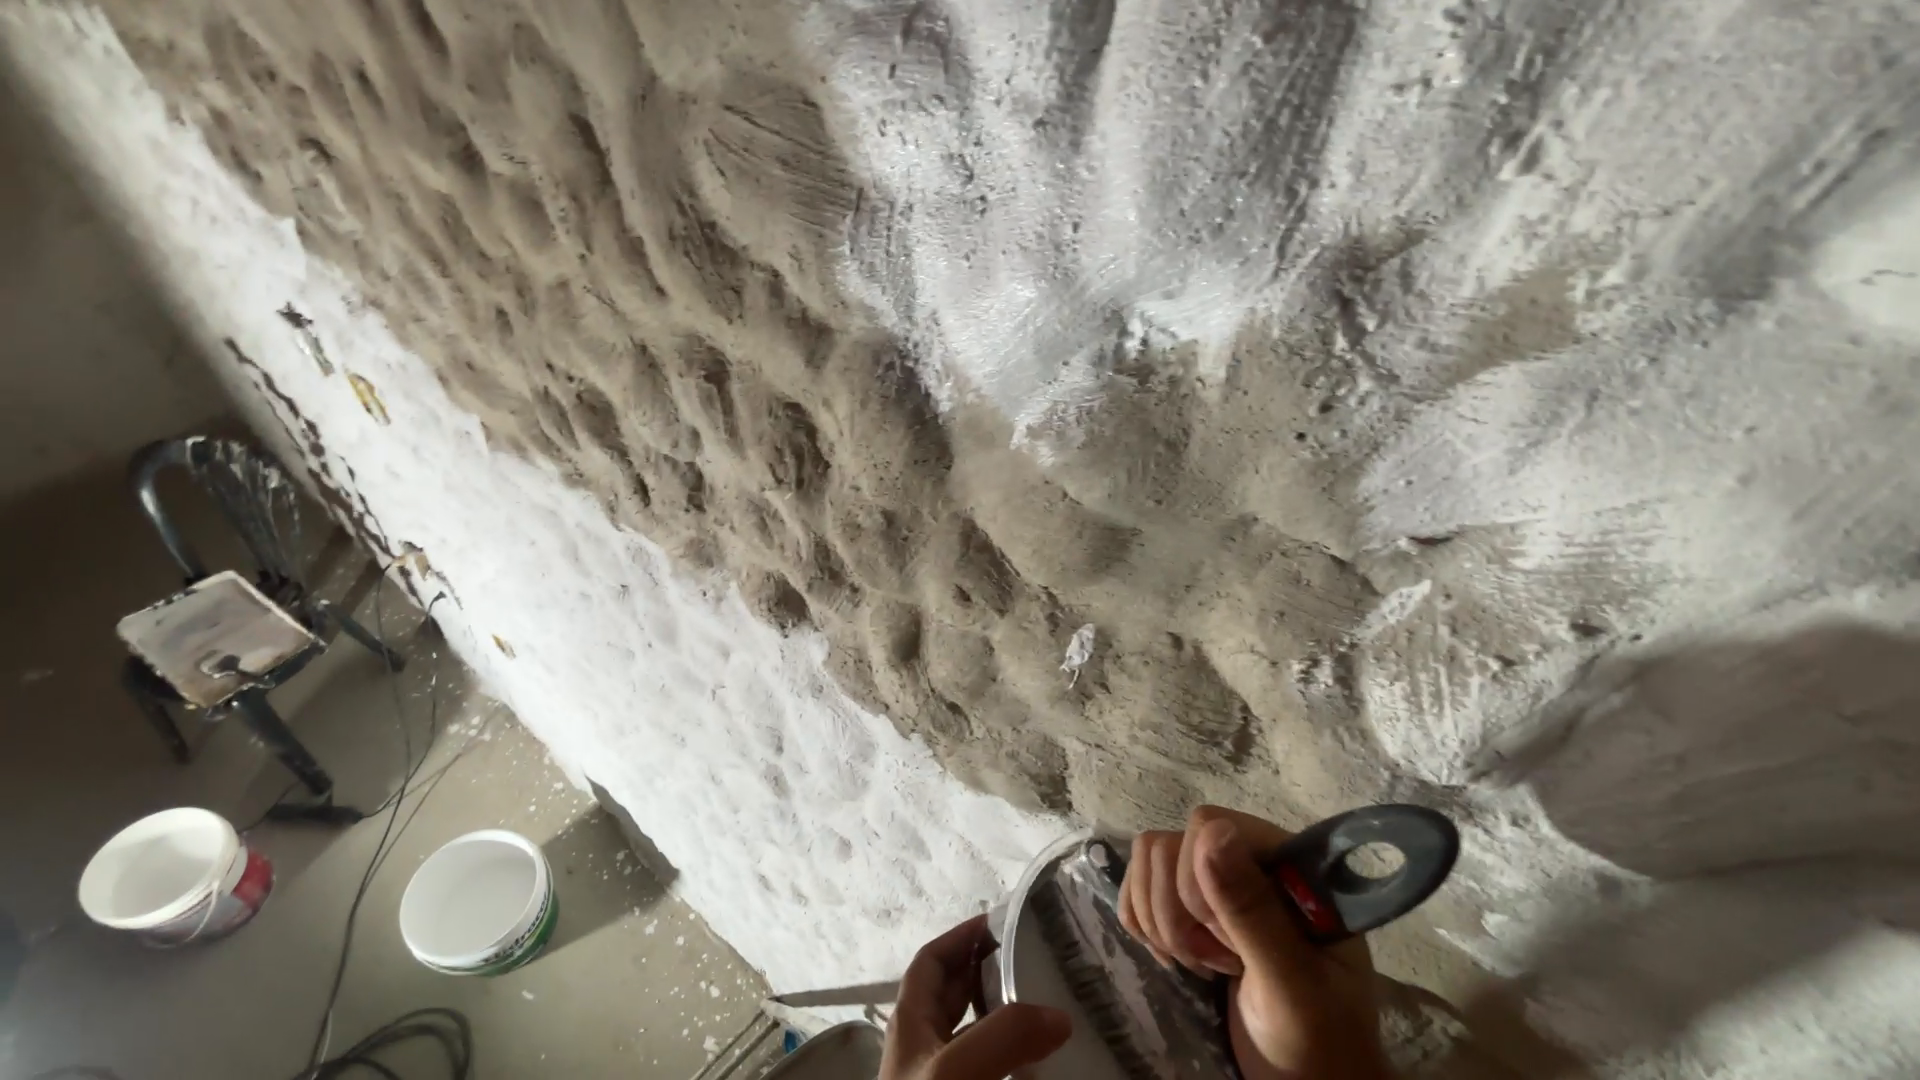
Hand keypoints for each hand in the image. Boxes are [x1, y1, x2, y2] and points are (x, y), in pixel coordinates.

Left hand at [882, 914, 1072, 1079]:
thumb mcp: (954, 1071)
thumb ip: (1002, 1036)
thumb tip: (1058, 1015)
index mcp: (910, 1025)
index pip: (929, 962)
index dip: (960, 936)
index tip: (1000, 921)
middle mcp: (923, 1050)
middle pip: (951, 994)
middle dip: (986, 969)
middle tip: (1033, 956)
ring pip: (971, 1035)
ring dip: (1002, 1015)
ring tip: (1045, 1002)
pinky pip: (990, 1071)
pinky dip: (1013, 1060)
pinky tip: (1041, 1063)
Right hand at [1119, 806, 1392, 1079]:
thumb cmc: (1315, 1039)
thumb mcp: (1291, 982)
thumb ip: (1251, 910)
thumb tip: (1210, 832)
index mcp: (1285, 861)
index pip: (1208, 825)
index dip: (1199, 883)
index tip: (1228, 945)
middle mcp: (1246, 856)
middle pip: (1168, 845)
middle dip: (1177, 914)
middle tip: (1215, 962)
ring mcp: (1214, 878)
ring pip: (1148, 860)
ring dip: (1160, 922)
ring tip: (1200, 963)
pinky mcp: (1185, 902)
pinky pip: (1136, 884)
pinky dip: (1142, 924)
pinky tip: (1175, 959)